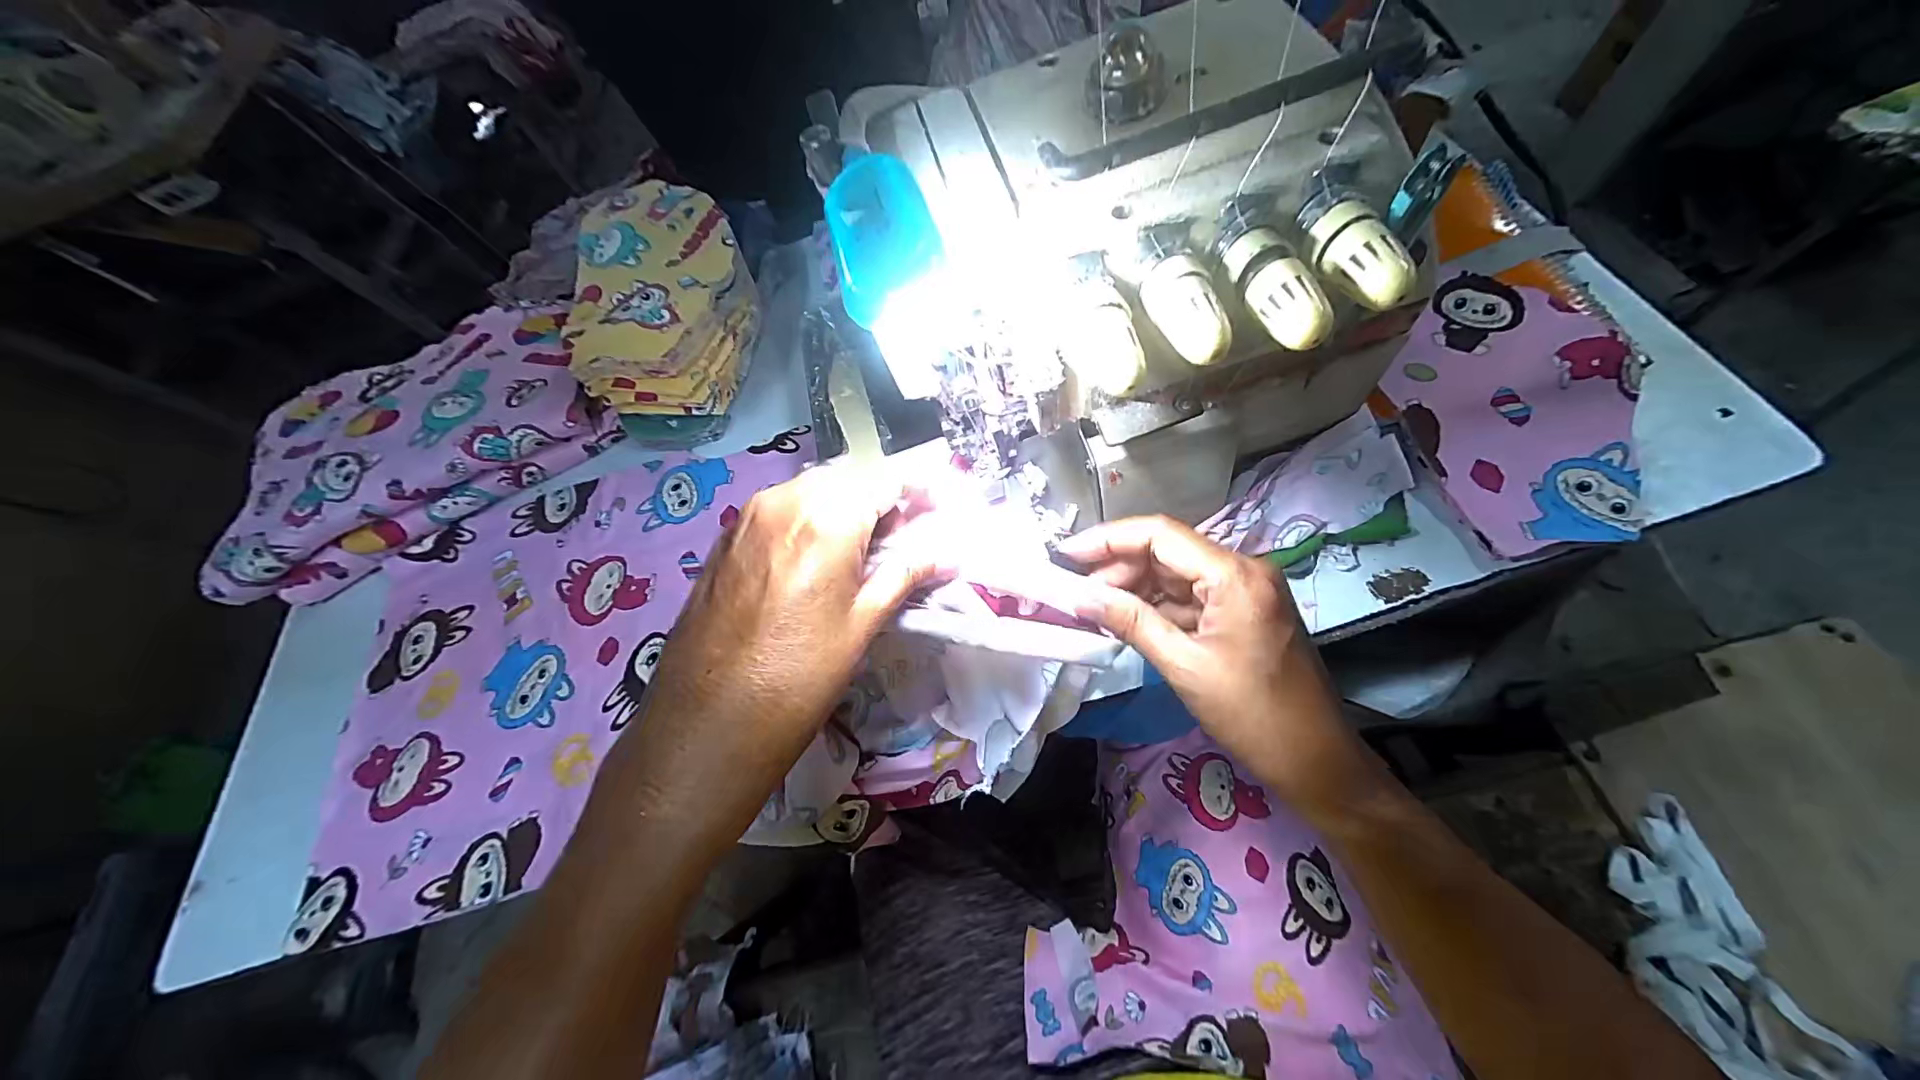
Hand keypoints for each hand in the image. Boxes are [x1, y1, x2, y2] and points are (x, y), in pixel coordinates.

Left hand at [597, 460, 941, 842]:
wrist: (708, 719)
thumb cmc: (798, 676)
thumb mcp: (861, 625)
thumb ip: (903, 576)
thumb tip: (944, 557)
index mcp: (825, 520)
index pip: (882, 481)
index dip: (915, 490)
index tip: (935, 508)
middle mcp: (783, 502)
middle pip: (844, 479)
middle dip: (878, 496)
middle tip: (903, 532)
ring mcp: (747, 516)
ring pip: (809, 490)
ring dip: (842, 505)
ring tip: (863, 545)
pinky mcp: (726, 537)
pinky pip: (779, 509)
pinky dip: (808, 518)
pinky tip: (818, 555)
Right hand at [1058, 516, 1353, 802]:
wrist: (1317, 759)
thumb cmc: (1253, 715)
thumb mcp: (1183, 666)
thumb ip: (1130, 621)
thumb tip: (1080, 596)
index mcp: (1235, 575)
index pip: (1160, 535)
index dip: (1108, 539)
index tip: (1067, 554)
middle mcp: (1243, 570)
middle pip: (1167, 551)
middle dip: (1118, 567)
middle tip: (1075, 589)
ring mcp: (1245, 590)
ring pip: (1176, 574)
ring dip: (1134, 587)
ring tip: (1093, 605)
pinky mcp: (1243, 611)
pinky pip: (1191, 596)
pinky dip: (1157, 605)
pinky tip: (1125, 618)